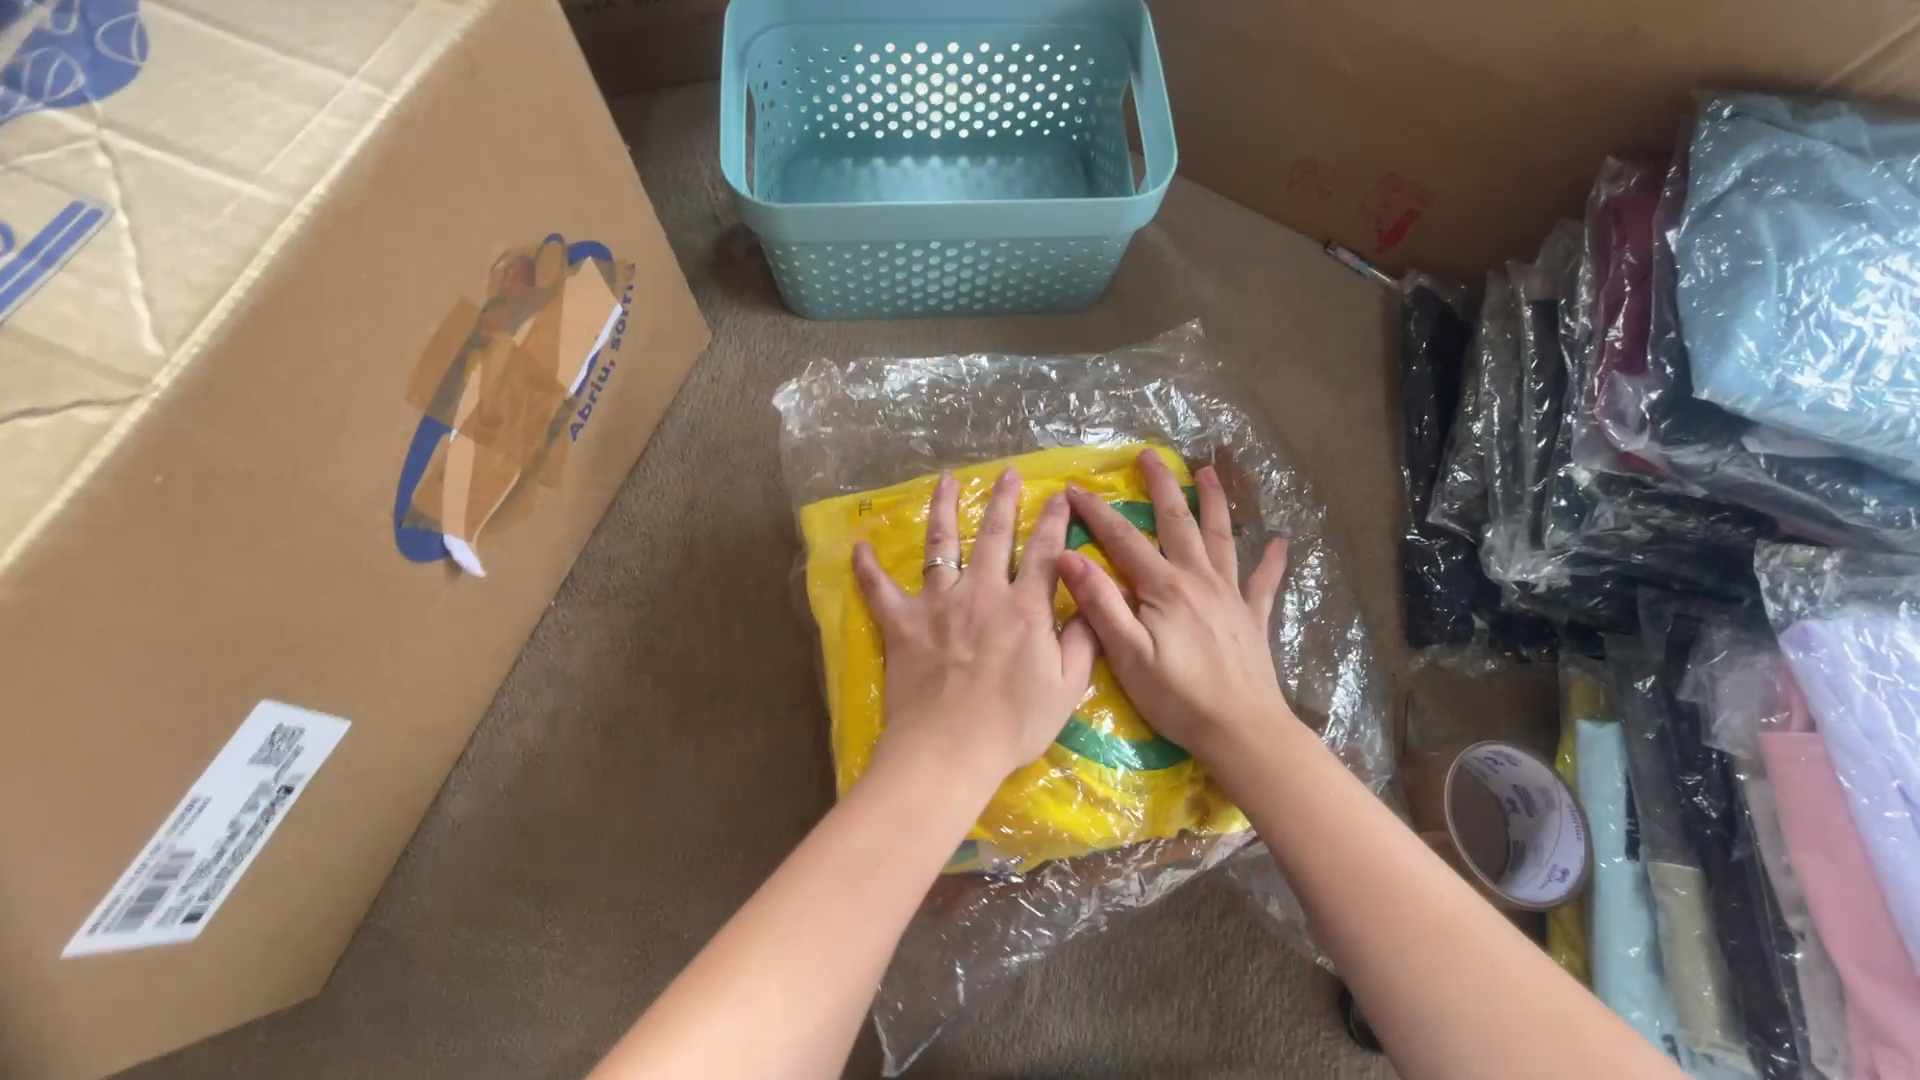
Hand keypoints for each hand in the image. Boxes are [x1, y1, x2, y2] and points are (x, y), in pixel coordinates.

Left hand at [852, 469, 1097, 793]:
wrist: (950, 747)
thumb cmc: (1013, 724)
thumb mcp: (1067, 688)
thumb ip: (1081, 642)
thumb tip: (1091, 605)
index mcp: (1025, 608)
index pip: (1046, 553)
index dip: (1056, 522)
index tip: (1061, 496)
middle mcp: (982, 593)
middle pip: (994, 535)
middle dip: (1003, 501)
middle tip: (1007, 474)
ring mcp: (938, 604)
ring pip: (941, 546)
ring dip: (943, 510)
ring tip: (945, 481)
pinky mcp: (903, 623)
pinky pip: (880, 589)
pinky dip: (868, 568)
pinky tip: (858, 545)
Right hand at [1058, 451, 1296, 761]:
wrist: (1242, 731)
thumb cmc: (1178, 698)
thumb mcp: (1127, 654)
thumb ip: (1100, 603)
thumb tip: (1068, 557)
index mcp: (1164, 588)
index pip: (1122, 540)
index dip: (1097, 513)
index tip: (1075, 488)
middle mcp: (1199, 580)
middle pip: (1177, 523)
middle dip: (1160, 487)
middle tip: (1149, 455)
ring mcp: (1230, 596)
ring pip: (1220, 538)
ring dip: (1213, 503)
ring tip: (1208, 472)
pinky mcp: (1252, 618)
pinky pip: (1263, 582)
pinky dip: (1271, 561)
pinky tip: (1280, 542)